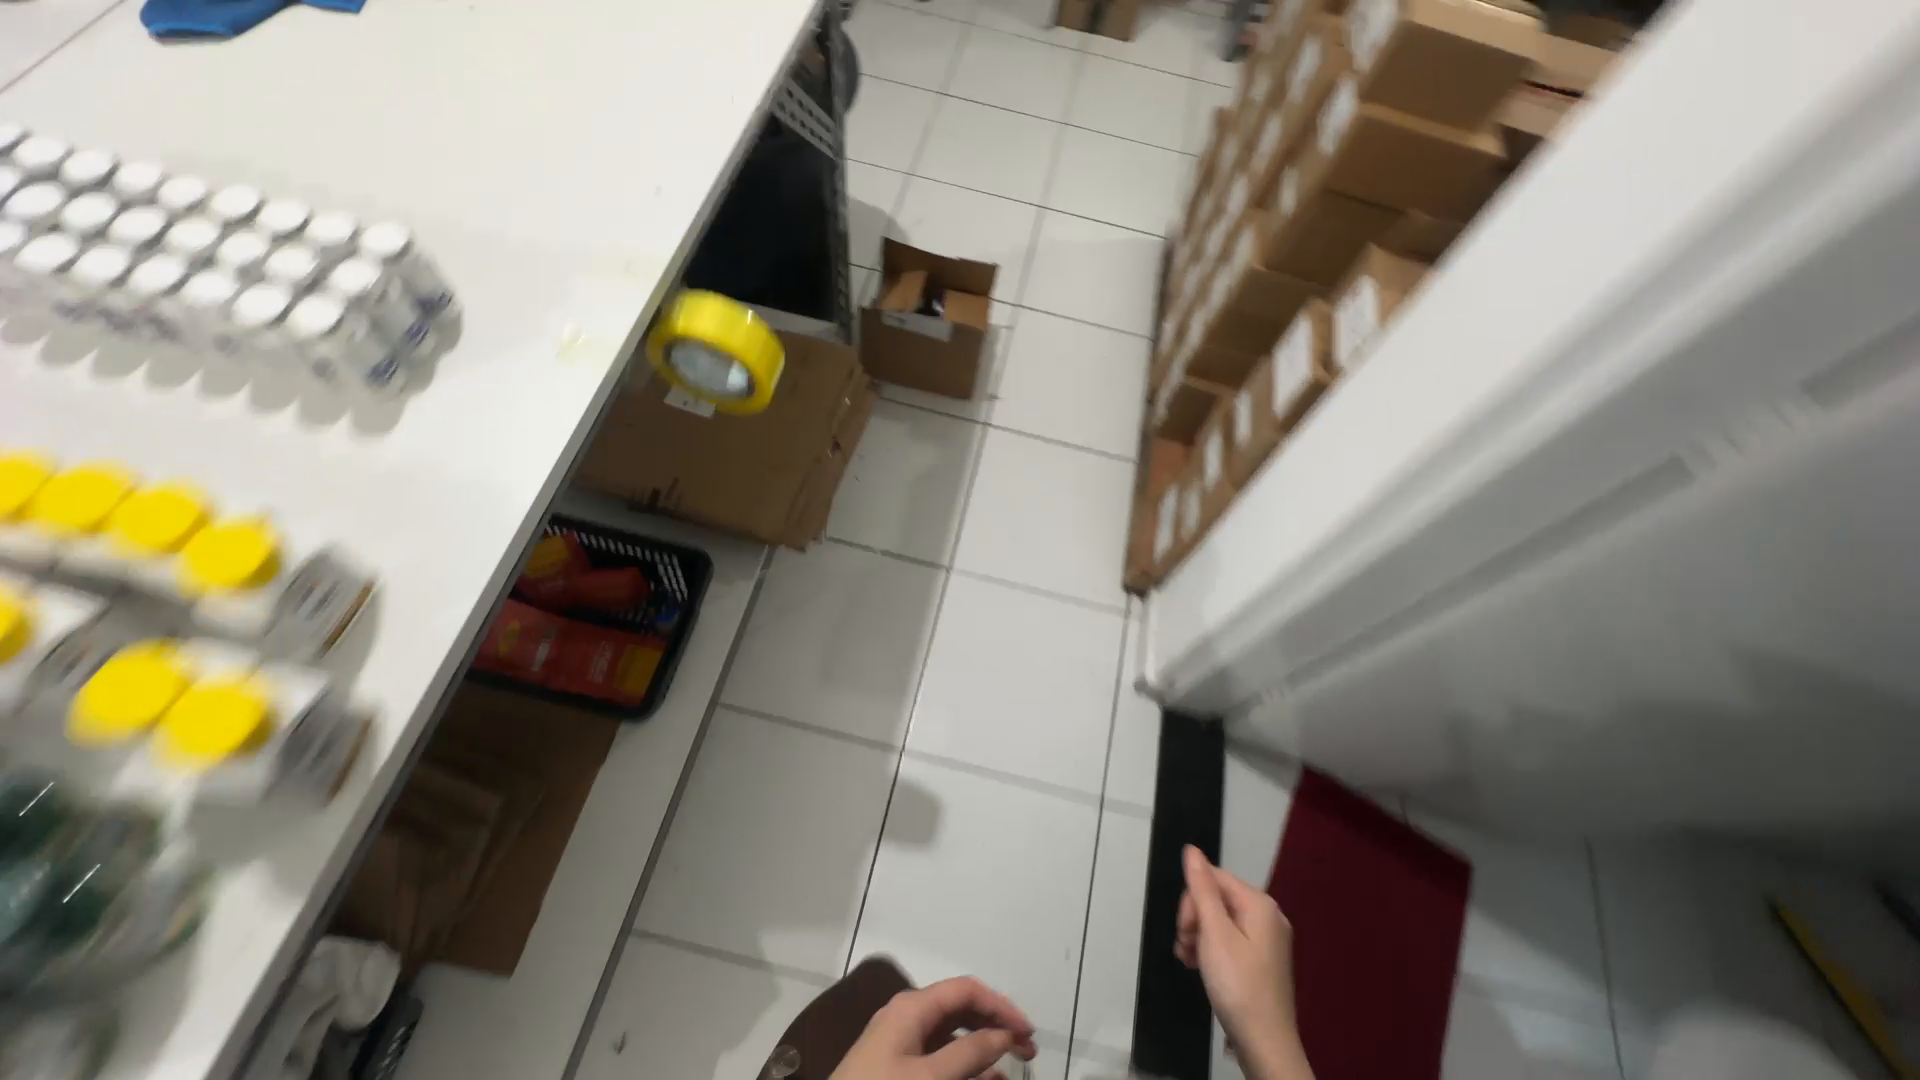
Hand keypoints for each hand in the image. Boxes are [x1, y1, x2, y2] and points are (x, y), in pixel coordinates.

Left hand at [830, 975, 1037, 1079]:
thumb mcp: (930, 1078)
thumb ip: (969, 1054)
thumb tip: (1004, 1034)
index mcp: (912, 1006)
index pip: (966, 990)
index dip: (1000, 1006)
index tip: (1028, 1032)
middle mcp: (907, 1015)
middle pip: (960, 1009)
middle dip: (995, 1025)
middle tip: (1028, 1050)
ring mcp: (901, 1041)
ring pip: (952, 1034)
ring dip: (983, 1046)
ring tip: (1013, 1067)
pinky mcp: (897, 1065)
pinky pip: (939, 1056)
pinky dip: (964, 1065)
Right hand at [1175, 847, 1307, 1078]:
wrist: (1266, 1044)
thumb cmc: (1238, 985)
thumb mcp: (1214, 933)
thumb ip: (1201, 889)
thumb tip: (1191, 849)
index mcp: (1259, 904)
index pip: (1213, 877)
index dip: (1191, 900)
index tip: (1184, 931)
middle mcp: (1267, 917)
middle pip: (1216, 899)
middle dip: (1194, 920)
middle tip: (1186, 950)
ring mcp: (1265, 941)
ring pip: (1218, 921)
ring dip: (1197, 937)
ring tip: (1189, 961)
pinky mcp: (1260, 962)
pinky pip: (1228, 941)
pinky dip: (1210, 950)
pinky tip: (1199, 968)